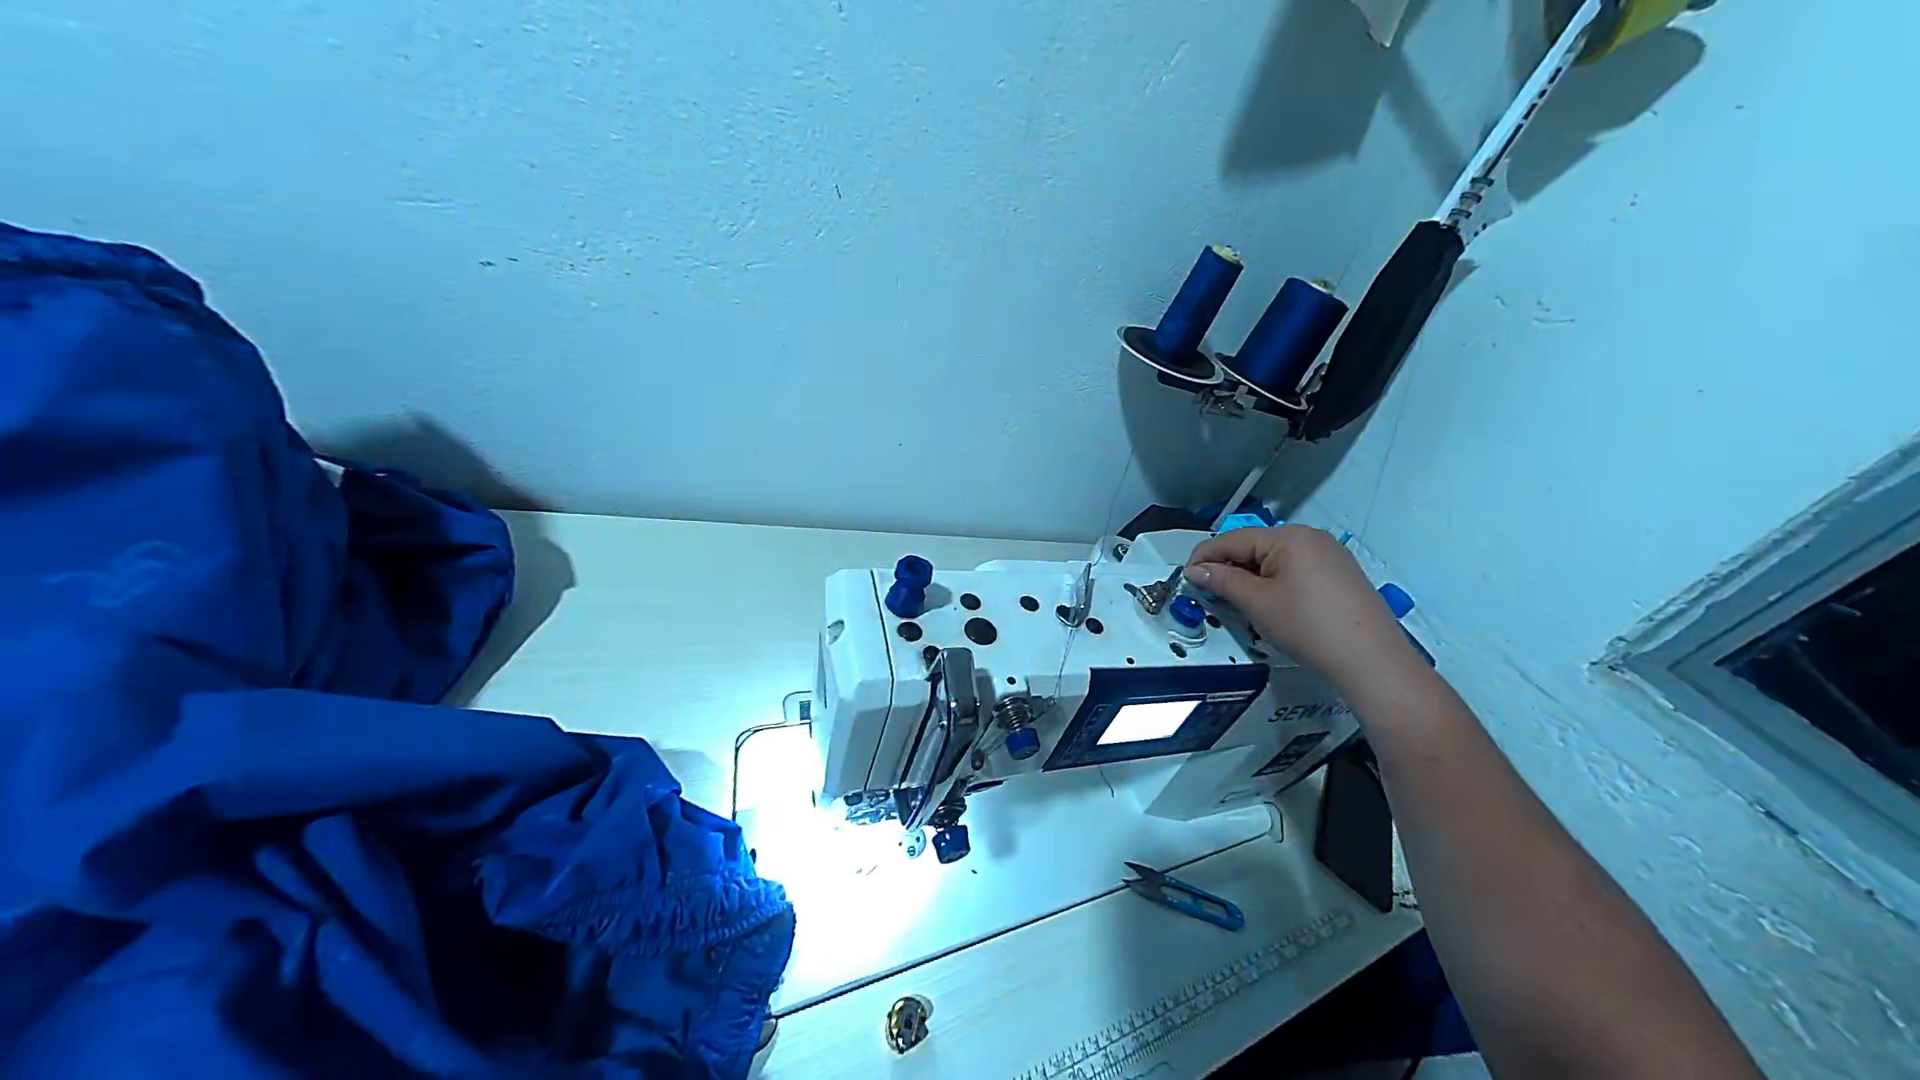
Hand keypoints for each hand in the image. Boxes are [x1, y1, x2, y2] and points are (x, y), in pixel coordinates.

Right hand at [1184, 525, 1412, 690]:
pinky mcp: (1341, 576)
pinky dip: (1274, 584)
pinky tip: (1270, 605)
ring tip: (1236, 602)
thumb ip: (1222, 581)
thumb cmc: (1307, 625)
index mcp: (1289, 536)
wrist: (1371, 661)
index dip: (1204, 557)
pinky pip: (1296, 571)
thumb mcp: (1257, 602)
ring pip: (1275, 561)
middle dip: (1228, 568)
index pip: (1233, 539)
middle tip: (1208, 593)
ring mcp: (1330, 556)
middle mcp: (1311, 537)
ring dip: (1250, 578)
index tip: (1185, 577)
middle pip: (1255, 547)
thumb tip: (1195, 570)